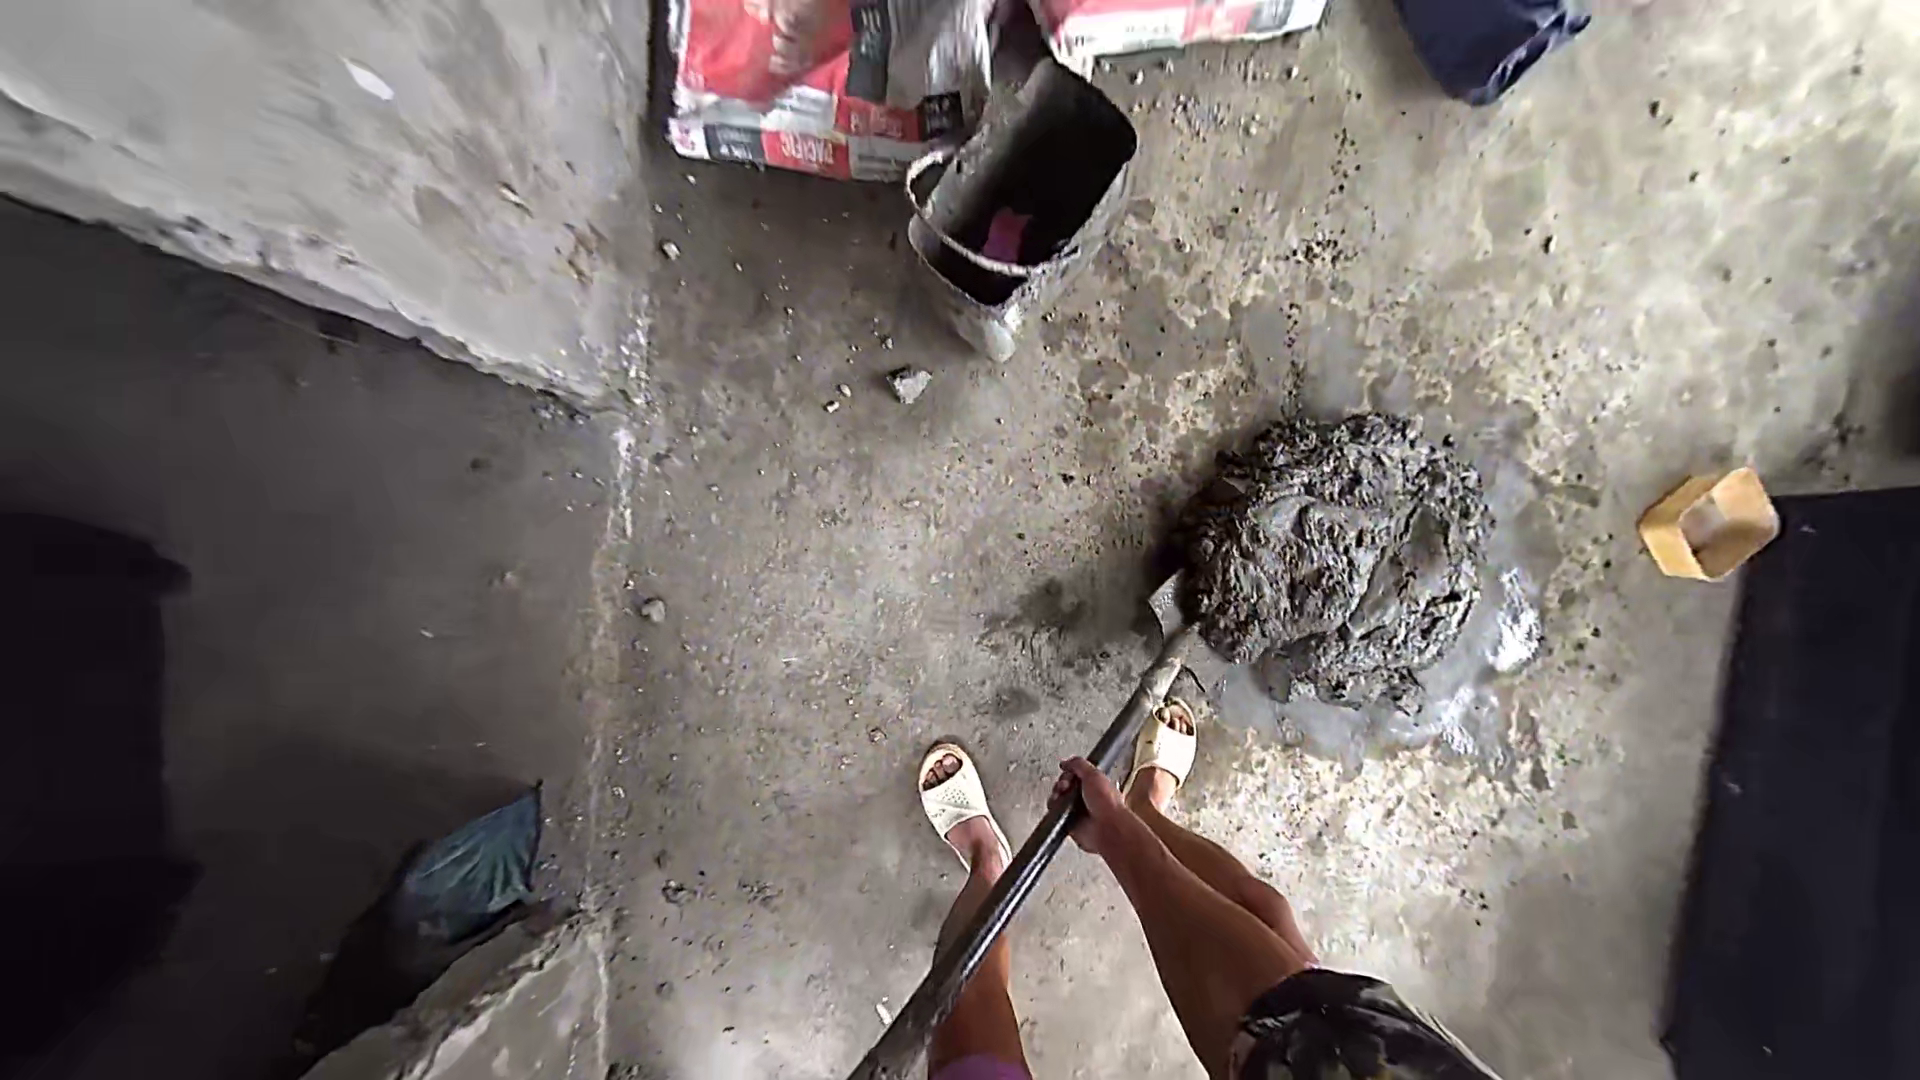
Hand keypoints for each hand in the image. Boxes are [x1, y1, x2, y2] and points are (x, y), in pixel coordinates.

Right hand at [1051, 757, 1132, 855]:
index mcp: (1095, 784)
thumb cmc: (1107, 802)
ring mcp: (1078, 810)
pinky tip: (1059, 805)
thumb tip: (1065, 762)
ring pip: (1059, 797)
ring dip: (1057, 793)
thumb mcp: (1094, 774)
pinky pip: (1055, 812)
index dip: (1070, 772)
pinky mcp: (1069, 823)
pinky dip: (1054, 807)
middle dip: (1062, 782)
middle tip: (1066, 785)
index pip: (1076, 774)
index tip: (1068, 771)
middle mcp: (1086, 797)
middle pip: (1065, 784)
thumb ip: (1078, 765)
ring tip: (1062, 795)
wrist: (1107, 827)